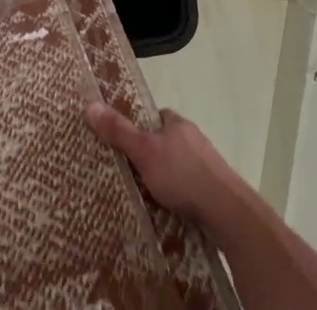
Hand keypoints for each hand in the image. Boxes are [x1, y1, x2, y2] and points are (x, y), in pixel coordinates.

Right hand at [85, 103, 240, 220]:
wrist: (226, 210)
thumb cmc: (182, 174)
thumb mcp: (143, 151)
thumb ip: (119, 131)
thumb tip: (90, 105)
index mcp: (178, 123)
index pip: (156, 116)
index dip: (140, 125)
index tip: (124, 140)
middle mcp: (194, 138)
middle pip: (166, 140)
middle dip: (151, 152)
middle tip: (130, 168)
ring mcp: (206, 163)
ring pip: (178, 163)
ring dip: (165, 174)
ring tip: (145, 190)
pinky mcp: (213, 186)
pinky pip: (188, 184)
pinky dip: (177, 191)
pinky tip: (168, 205)